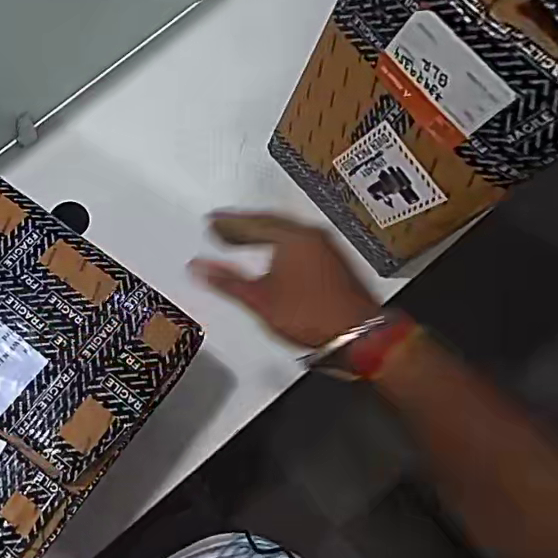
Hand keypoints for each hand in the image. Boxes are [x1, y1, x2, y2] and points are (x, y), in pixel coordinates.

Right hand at [189, 211, 380, 347]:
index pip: (251, 223)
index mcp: (291, 237)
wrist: (360, 336)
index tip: (210, 221)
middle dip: (243, 226)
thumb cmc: (311, 315)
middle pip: (270, 223)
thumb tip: (197, 266)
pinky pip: (299, 243)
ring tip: (241, 240)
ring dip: (261, 234)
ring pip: (285, 232)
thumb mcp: (258, 299)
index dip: (227, 223)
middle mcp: (311, 236)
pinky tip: (271, 255)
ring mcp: (326, 248)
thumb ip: (226, 280)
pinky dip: (279, 244)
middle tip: (221, 228)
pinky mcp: (333, 262)